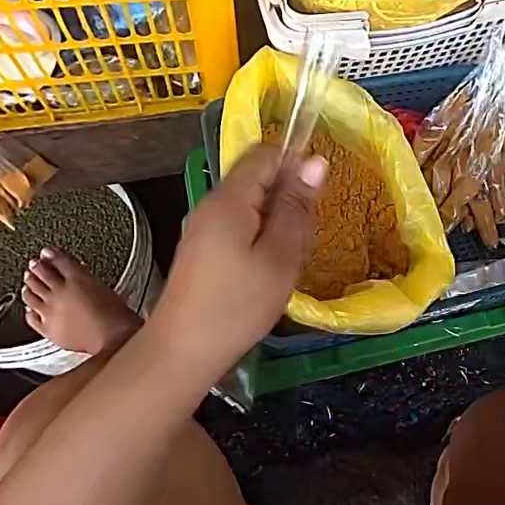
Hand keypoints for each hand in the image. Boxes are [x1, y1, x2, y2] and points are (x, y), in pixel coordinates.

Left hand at [149, 145, 326, 373]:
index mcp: (229, 200)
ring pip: (250, 205)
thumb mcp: (279, 256)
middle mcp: (211, 205)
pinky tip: (270, 267)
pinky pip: (238, 226)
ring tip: (291, 255)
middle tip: (306, 235)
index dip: (296, 161)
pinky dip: (261, 237)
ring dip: (277, 221)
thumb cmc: (238, 304)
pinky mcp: (202, 250)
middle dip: (288, 197)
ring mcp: (202, 228)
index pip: (264, 155)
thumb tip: (315, 162)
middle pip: (256, 179)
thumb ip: (296, 208)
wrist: (184, 350)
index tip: (319, 192)